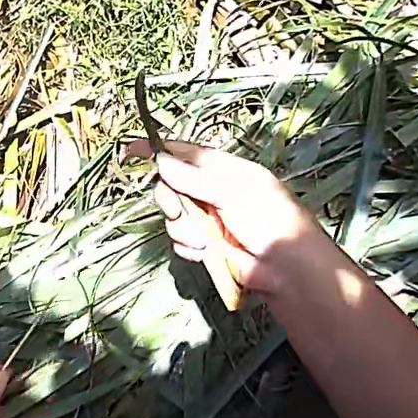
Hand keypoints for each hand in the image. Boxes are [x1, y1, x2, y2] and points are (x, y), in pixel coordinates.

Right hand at [140, 140, 326, 296]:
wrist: (284, 266)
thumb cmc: (268, 218)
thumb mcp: (232, 190)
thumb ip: (194, 178)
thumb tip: (160, 160)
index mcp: (223, 169)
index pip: (184, 153)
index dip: (159, 150)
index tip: (132, 150)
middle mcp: (212, 192)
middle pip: (170, 186)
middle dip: (170, 199)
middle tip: (178, 210)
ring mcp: (208, 220)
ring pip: (174, 217)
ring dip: (184, 229)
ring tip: (204, 239)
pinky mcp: (205, 246)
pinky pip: (180, 241)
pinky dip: (189, 247)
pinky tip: (205, 251)